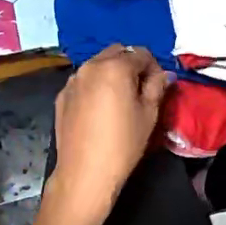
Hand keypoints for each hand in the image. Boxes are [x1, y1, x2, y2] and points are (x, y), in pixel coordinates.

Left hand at [46, 45, 170, 220]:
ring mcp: (72, 80)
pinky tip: (98, 110)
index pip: (141, 54)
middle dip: (130, 65)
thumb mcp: (149, 114)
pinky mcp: (61, 96)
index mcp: (115, 67)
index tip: (158, 86)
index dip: (154, 68)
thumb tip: (164, 74)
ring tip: (118, 99)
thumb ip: (157, 87)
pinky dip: (93, 86)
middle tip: (139, 89)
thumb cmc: (123, 143)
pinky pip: (82, 82)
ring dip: (110, 73)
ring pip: (97, 65)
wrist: (85, 172)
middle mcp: (90, 66)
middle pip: (116, 53)